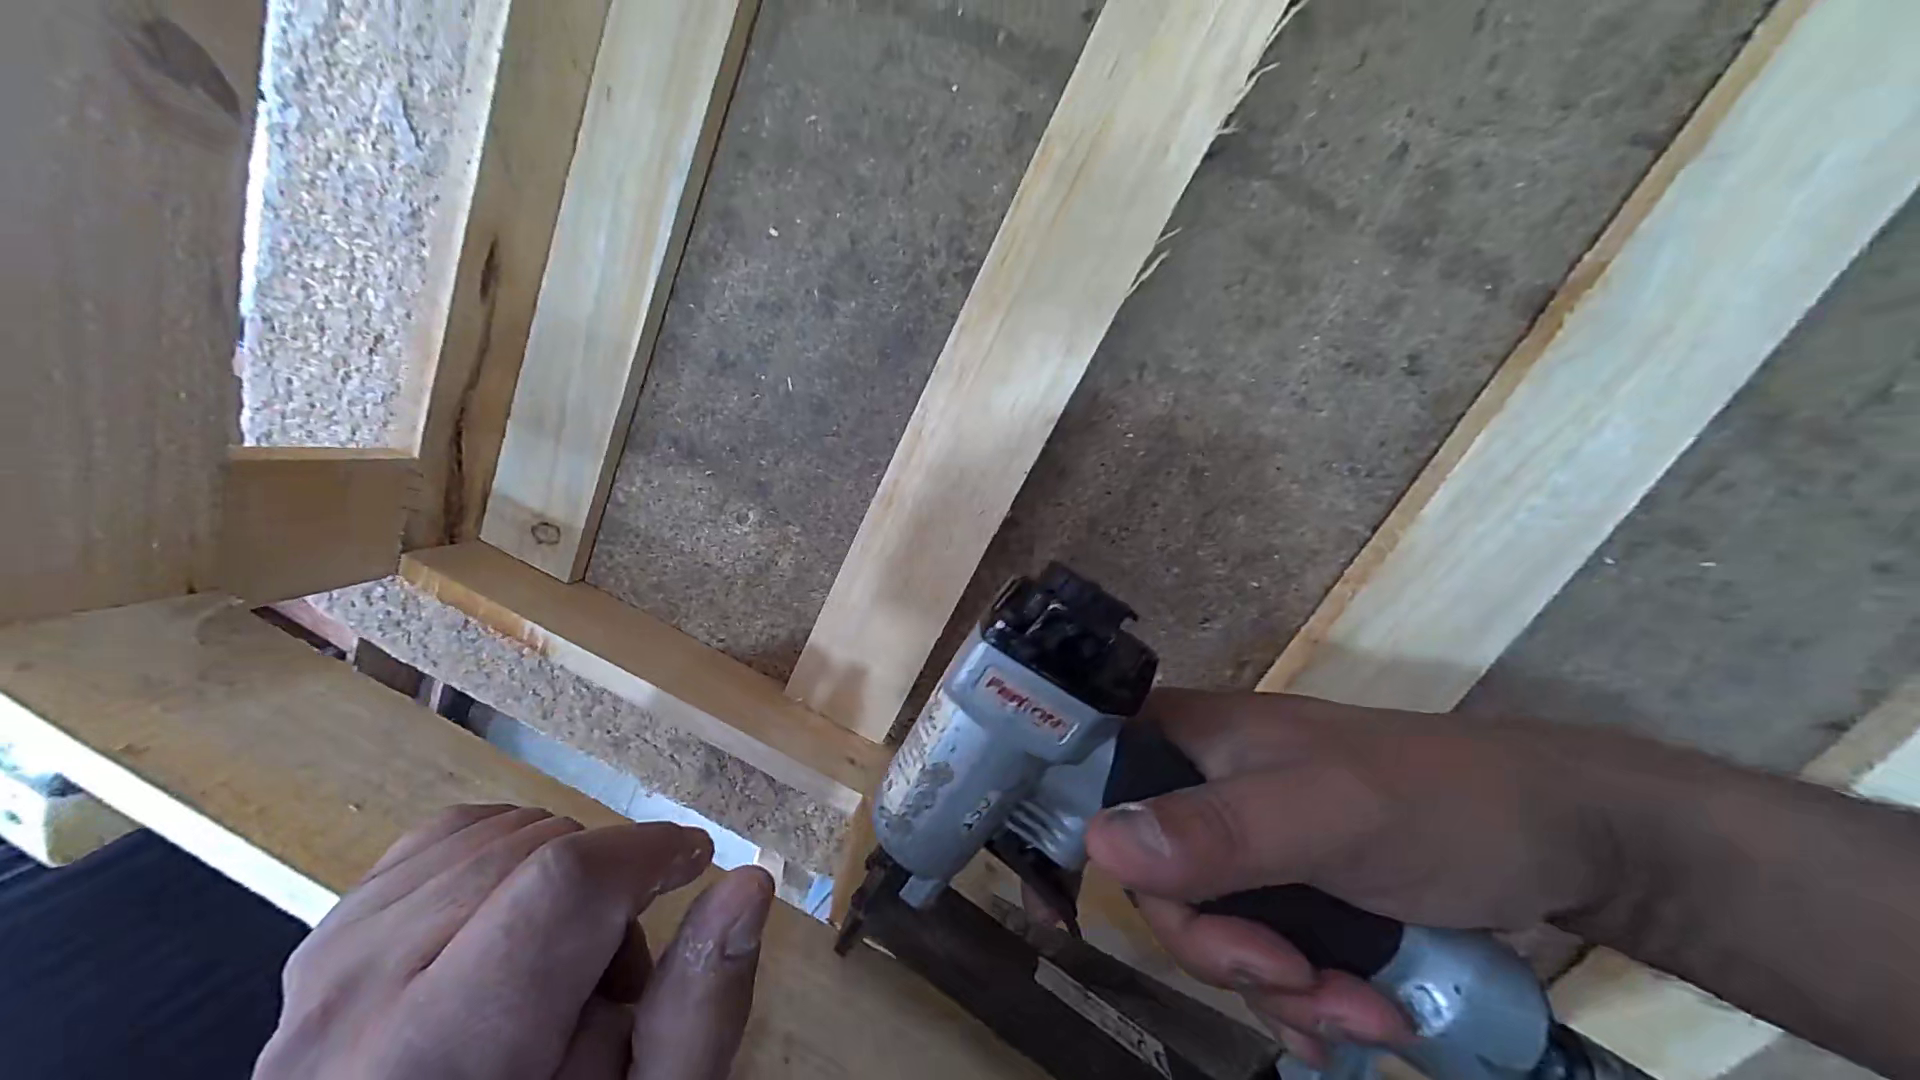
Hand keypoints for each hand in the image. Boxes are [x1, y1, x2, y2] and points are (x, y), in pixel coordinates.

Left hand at [254, 804, 774, 1079]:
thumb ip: (701, 1005)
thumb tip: (747, 883)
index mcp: (442, 1061)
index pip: (561, 884)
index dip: (647, 851)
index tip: (693, 863)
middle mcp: (352, 1009)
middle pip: (537, 849)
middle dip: (612, 881)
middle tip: (620, 971)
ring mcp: (321, 969)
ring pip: (500, 830)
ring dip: (565, 870)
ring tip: (565, 958)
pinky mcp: (321, 942)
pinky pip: (447, 834)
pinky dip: (511, 851)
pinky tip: (521, 916)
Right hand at [1084, 691, 1651, 1061]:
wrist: (1562, 840)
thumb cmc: (1438, 800)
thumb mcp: (1329, 814)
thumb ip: (1218, 831)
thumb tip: (1098, 847)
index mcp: (1187, 738)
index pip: (1089, 773)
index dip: (1060, 832)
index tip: (1054, 912)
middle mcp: (1199, 785)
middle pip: (1150, 880)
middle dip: (1220, 946)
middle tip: (1291, 974)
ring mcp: (1241, 841)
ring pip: (1205, 928)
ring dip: (1275, 986)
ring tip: (1361, 1009)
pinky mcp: (1283, 887)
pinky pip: (1253, 955)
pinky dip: (1298, 1000)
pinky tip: (1356, 1020)